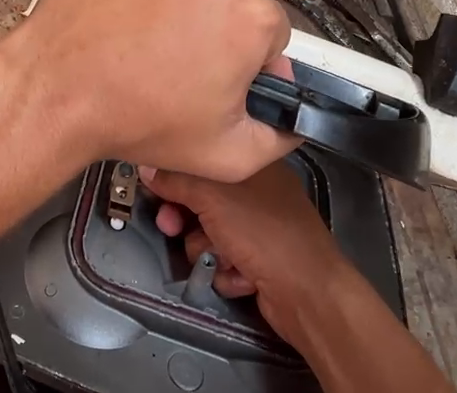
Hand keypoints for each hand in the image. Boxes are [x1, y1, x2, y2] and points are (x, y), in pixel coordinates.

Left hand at [0, 0, 297, 181]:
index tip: (219, 76)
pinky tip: (128, 9)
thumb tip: (292, 122)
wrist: (56, 87)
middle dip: (221, 22)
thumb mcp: (226, 155)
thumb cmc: (138, 118)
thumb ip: (279, 138)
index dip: (249, 61)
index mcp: (252, 14)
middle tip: (181, 56)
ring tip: (149, 33)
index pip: (274, 33)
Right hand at [142, 162, 356, 342]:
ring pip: (212, 234)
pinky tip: (240, 276)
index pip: (206, 161)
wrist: (309, 294)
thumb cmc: (263, 232)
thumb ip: (177, 181)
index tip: (156, 188)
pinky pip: (227, 260)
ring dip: (209, 250)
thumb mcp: (213, 198)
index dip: (178, 175)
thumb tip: (147, 168)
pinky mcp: (263, 262)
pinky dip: (228, 270)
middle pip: (205, 199)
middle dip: (187, 219)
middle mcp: (259, 193)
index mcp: (254, 166)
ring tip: (218, 259)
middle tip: (170, 227)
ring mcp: (263, 230)